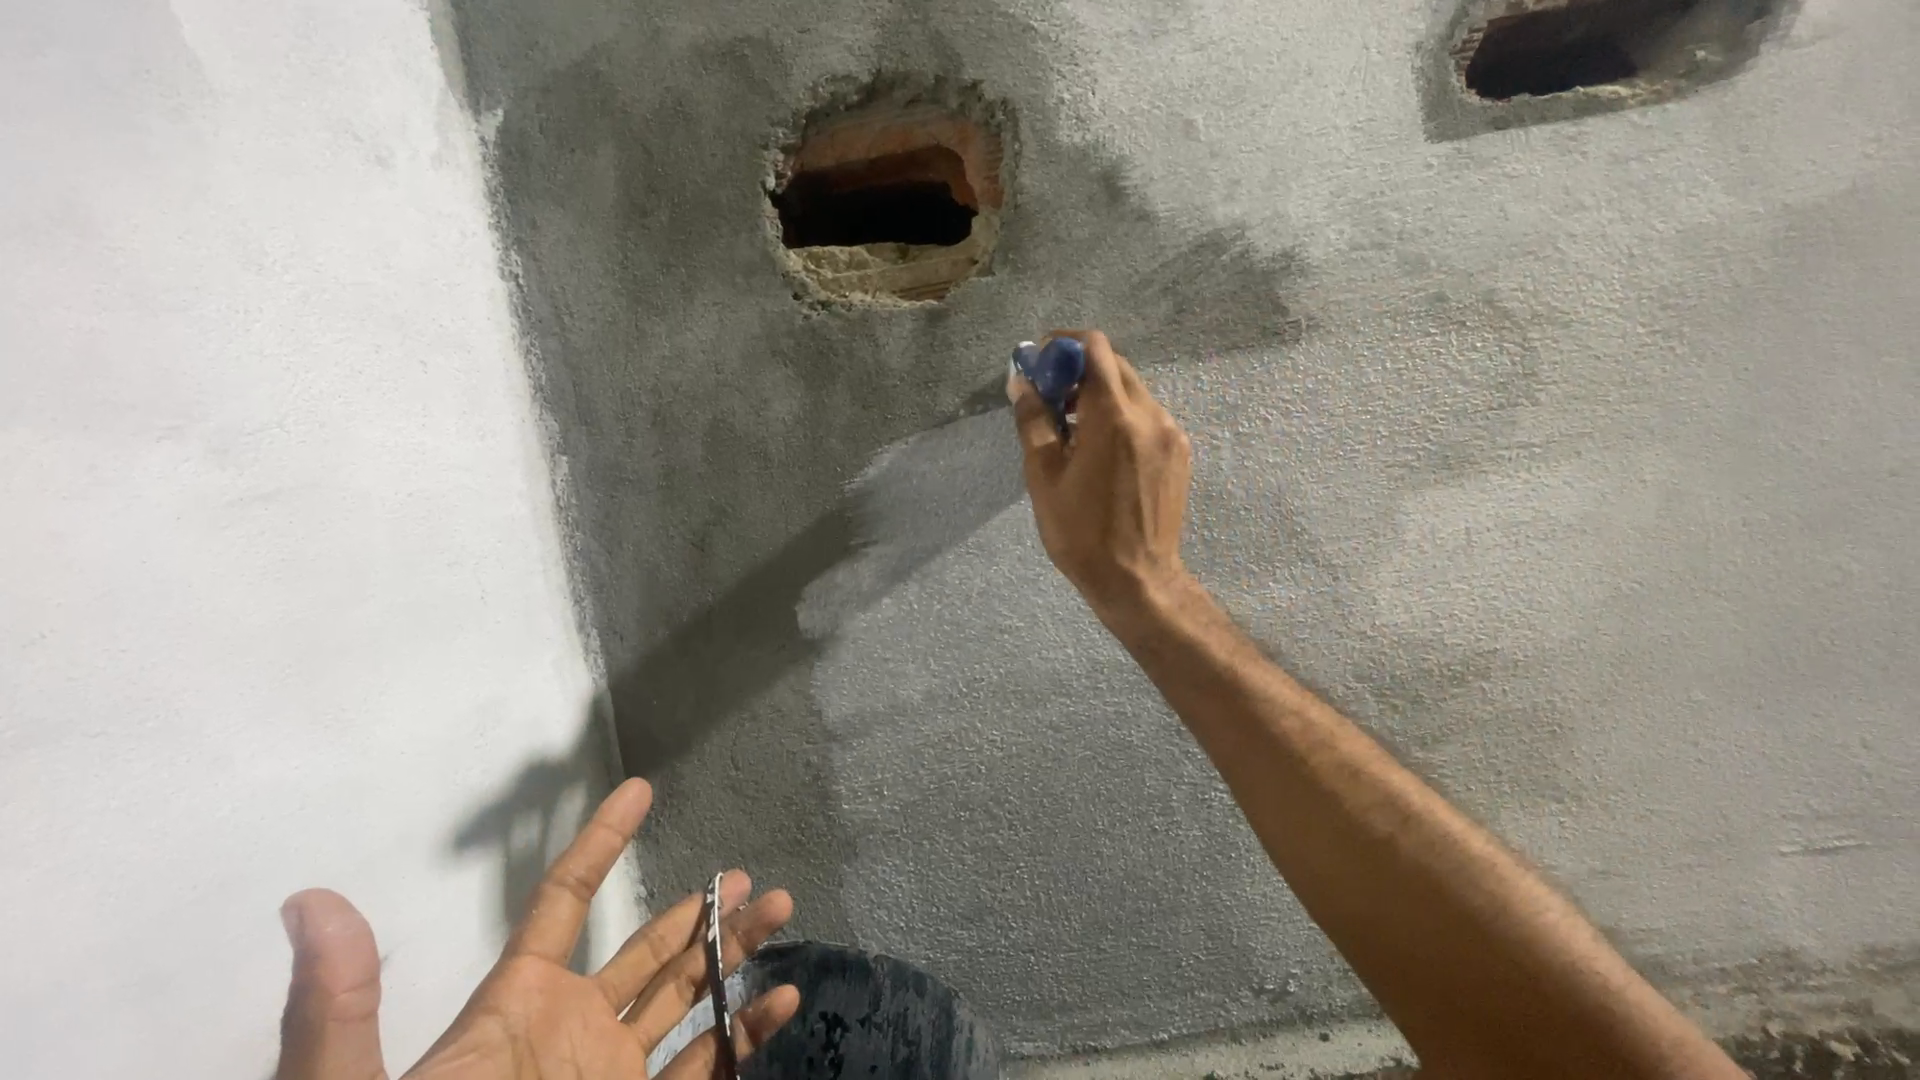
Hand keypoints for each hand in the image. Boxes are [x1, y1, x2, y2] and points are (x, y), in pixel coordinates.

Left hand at [274, 778, 799, 1079]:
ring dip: (733, 953)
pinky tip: (781, 1000)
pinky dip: (745, 1032)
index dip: (602, 842)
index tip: (639, 790)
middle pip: (649, 948)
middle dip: (699, 909)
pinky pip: (705, 1067)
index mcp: (517, 1001)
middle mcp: (574, 1028)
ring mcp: (611, 1076)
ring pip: (687, 997)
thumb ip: (336, 1005)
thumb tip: (307, 900)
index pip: (566, 900)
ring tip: (778, 910)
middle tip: (745, 879)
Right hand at [1009, 330, 1194, 623]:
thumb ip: (1033, 421)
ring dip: (1099, 395)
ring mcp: (1170, 433)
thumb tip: (1022, 383)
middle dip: (1079, 370)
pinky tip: (1101, 453)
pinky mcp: (1179, 453)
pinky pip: (1146, 417)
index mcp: (1114, 417)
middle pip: (1114, 366)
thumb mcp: (1044, 477)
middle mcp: (1150, 414)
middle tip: (1050, 398)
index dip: (1063, 346)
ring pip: (1132, 391)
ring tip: (1073, 431)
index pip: (1095, 348)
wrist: (1136, 579)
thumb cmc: (1081, 533)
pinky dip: (1120, 418)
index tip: (1040, 363)